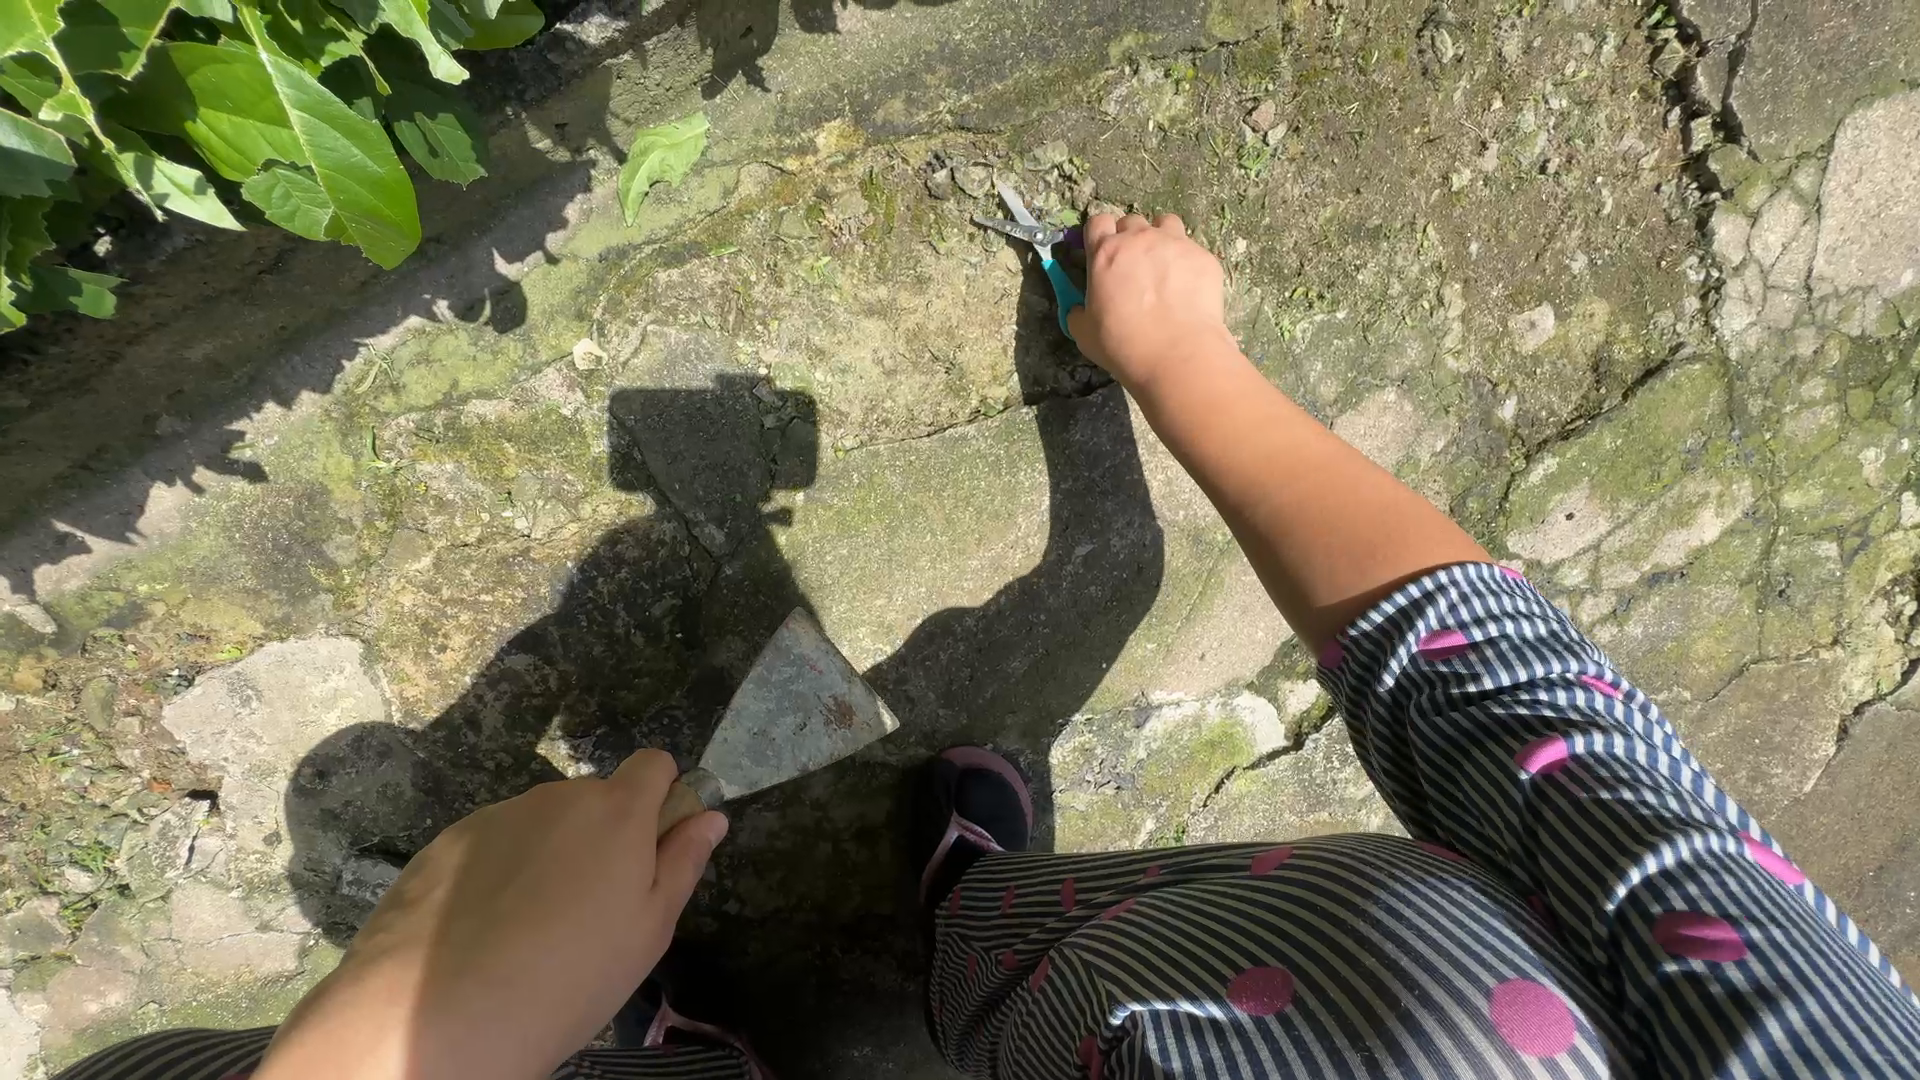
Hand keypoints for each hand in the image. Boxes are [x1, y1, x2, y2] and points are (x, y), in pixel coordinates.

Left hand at [256, 750, 727, 1079]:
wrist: (426, 1023)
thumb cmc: (569, 976)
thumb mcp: (649, 929)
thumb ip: (684, 861)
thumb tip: (711, 816)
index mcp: (618, 810)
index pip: (653, 763)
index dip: (661, 795)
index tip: (650, 846)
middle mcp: (560, 797)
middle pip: (596, 798)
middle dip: (602, 834)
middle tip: (589, 906)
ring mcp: (497, 816)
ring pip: (542, 822)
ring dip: (549, 852)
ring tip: (526, 927)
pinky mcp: (443, 843)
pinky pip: (491, 843)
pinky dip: (496, 871)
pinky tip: (478, 931)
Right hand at [1066, 212, 1234, 389]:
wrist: (1175, 354)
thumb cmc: (1122, 345)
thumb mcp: (1084, 333)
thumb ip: (1078, 313)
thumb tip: (1079, 310)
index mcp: (1105, 253)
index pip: (1097, 222)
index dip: (1099, 235)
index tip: (1102, 252)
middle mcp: (1139, 239)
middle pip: (1131, 221)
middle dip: (1130, 238)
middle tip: (1132, 266)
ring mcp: (1174, 243)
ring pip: (1165, 224)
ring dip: (1160, 238)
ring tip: (1162, 266)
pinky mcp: (1202, 257)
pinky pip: (1191, 249)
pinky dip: (1186, 262)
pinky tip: (1186, 288)